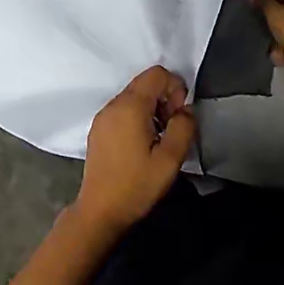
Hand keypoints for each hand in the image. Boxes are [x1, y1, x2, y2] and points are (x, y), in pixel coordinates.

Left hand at [74, 66, 195, 234]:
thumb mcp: (170, 159)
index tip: (179, 116)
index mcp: (130, 106)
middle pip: (144, 82)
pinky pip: (122, 109)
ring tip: (159, 139)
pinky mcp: (98, 129)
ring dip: (152, 108)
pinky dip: (137, 116)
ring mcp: (103, 116)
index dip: (175, 87)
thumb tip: (185, 110)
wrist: (100, 211)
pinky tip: (142, 144)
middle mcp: (113, 105)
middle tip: (171, 128)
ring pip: (133, 96)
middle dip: (165, 98)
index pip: (157, 74)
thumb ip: (184, 127)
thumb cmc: (136, 185)